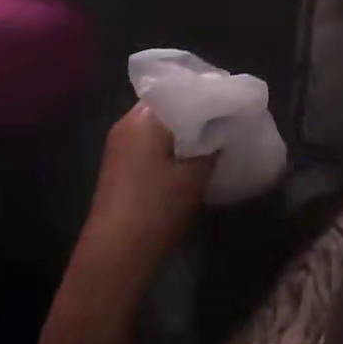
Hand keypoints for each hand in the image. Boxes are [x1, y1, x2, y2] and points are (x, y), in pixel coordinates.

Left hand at [83, 102, 214, 263]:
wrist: (113, 256)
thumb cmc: (156, 209)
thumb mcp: (194, 176)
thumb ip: (212, 144)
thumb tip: (224, 126)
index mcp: (144, 117)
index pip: (180, 87)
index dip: (206, 91)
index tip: (229, 99)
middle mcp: (127, 122)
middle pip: (166, 103)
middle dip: (194, 109)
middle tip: (223, 117)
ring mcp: (118, 143)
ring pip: (156, 122)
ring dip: (180, 127)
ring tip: (209, 135)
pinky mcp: (117, 163)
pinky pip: (147, 139)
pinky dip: (167, 141)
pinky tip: (185, 156)